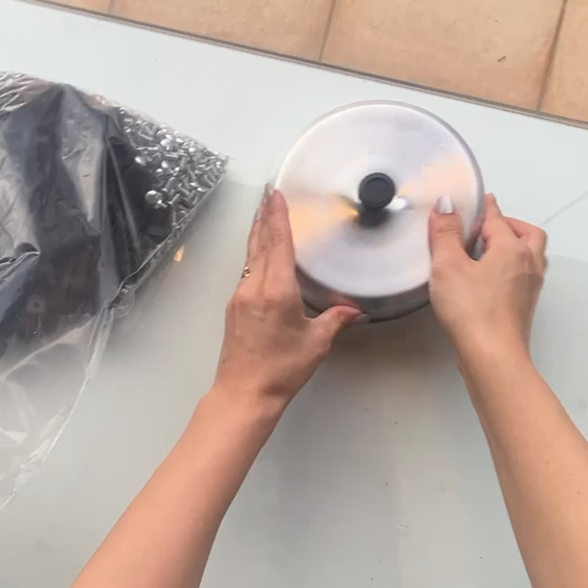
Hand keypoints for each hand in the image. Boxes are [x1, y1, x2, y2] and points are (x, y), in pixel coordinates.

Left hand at [212, 187, 362, 417]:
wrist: (244, 393)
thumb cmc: (279, 371)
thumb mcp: (316, 343)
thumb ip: (336, 320)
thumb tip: (354, 310)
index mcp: (276, 290)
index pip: (277, 242)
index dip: (278, 215)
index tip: (276, 194)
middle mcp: (253, 288)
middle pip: (259, 244)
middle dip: (265, 217)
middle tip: (268, 194)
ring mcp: (240, 298)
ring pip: (250, 258)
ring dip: (258, 235)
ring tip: (263, 217)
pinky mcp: (234, 310)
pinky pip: (246, 274)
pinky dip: (254, 258)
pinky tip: (260, 257)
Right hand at [428, 193, 547, 371]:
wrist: (492, 353)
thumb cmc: (472, 311)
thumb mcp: (448, 266)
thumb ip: (445, 233)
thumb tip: (446, 204)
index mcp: (512, 248)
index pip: (497, 218)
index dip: (483, 208)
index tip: (474, 202)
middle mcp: (528, 264)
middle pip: (527, 234)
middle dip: (509, 225)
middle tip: (487, 227)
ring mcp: (529, 287)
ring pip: (531, 256)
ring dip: (515, 246)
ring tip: (491, 251)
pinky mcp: (523, 307)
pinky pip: (524, 277)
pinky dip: (513, 269)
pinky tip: (493, 279)